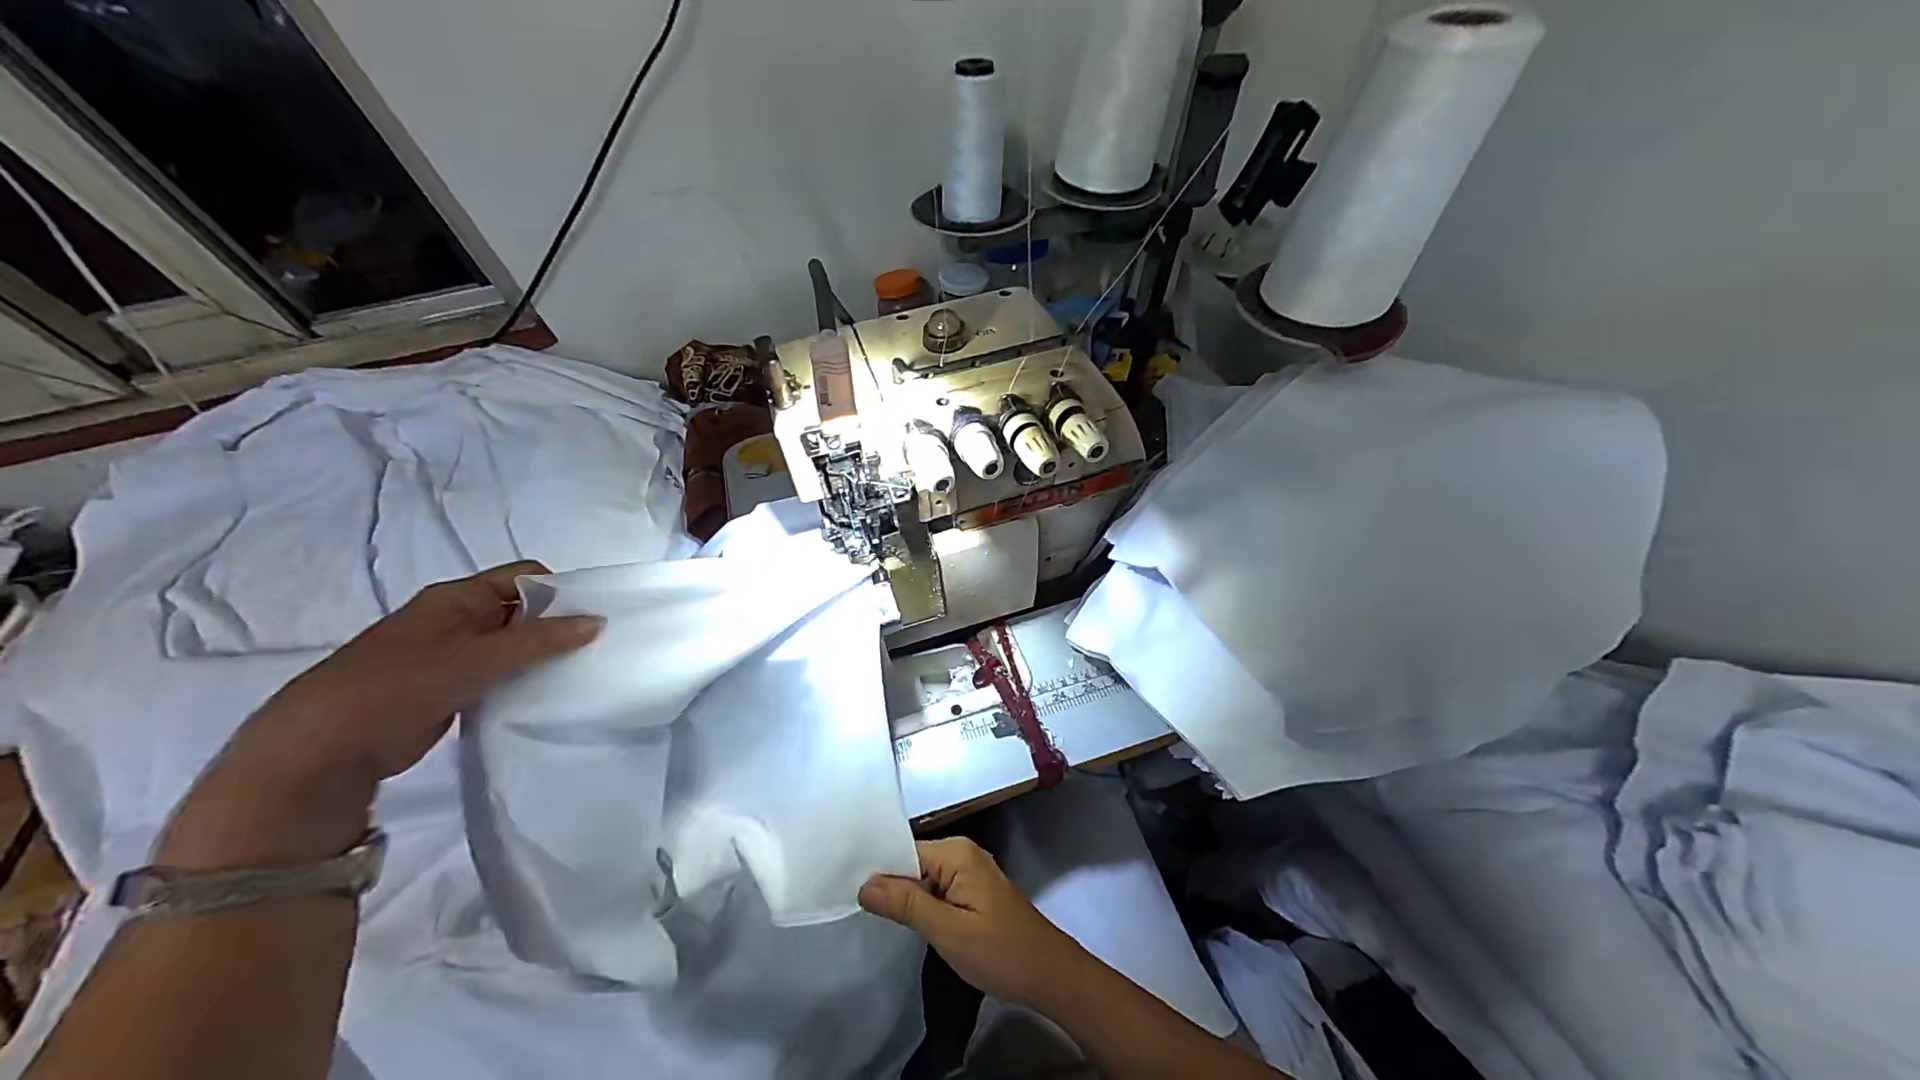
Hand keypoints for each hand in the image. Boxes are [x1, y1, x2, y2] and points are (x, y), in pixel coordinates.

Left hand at [158, 562, 601, 869]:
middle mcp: (456, 620)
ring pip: (513, 646)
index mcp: (456, 597)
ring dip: (542, 657)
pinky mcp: (451, 690)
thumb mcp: (475, 658)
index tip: (596, 615)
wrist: (323, 751)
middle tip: (597, 647)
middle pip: (522, 611)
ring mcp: (452, 656)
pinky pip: (500, 676)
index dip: (560, 590)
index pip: (524, 577)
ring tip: (582, 672)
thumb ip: (539, 640)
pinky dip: (523, 682)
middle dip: (558, 625)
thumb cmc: (397, 686)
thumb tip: (598, 621)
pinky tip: (548, 695)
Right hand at [860, 838, 1093, 1008]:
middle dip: (887, 883)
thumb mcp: (949, 932)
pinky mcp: (972, 892)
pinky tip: (903, 922)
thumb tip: (865, 884)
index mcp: (957, 853)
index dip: (876, 869)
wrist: (1050, 975)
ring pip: (922, 878)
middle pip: (911, 862)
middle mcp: (962, 854)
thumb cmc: (1001, 952)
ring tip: (867, 913)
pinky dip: (920, 905)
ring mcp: (969, 872)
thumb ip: (907, 904)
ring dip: (903, 897)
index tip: (844, 886)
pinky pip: (936, 890)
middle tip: (851, 904)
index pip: (903, 850)